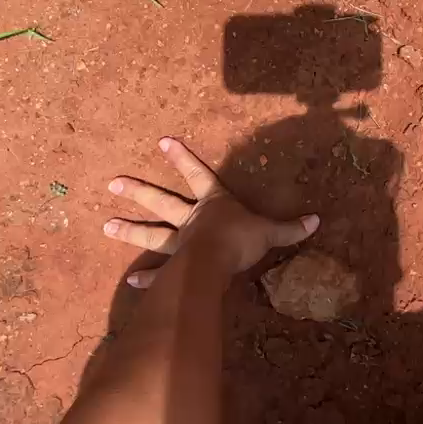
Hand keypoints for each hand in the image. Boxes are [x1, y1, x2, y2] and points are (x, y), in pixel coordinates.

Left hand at [103, 137, 318, 285]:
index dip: (182, 159)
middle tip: (113, 183)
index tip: (162, 141)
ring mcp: (180, 242)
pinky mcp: (175, 268)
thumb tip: (317, 221)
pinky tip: (131, 282)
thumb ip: (289, 228)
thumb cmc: (241, 240)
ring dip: (129, 230)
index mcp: (214, 203)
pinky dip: (146, 278)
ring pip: (151, 233)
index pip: (198, 174)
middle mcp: (192, 219)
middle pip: (162, 202)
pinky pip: (159, 271)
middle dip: (139, 192)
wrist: (217, 263)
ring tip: (106, 226)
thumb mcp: (270, 232)